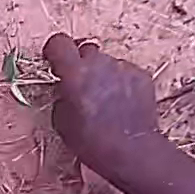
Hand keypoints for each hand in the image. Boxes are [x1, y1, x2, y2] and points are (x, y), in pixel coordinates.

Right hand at [43, 33, 173, 181]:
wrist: (131, 151)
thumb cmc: (92, 142)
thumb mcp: (62, 123)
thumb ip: (60, 97)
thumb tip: (64, 91)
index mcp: (74, 73)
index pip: (59, 42)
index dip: (54, 50)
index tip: (53, 61)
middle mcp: (99, 64)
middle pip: (85, 50)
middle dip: (79, 63)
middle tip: (77, 84)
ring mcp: (123, 68)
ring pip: (106, 62)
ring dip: (100, 74)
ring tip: (101, 99)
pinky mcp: (141, 76)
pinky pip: (124, 72)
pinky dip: (119, 83)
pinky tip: (118, 104)